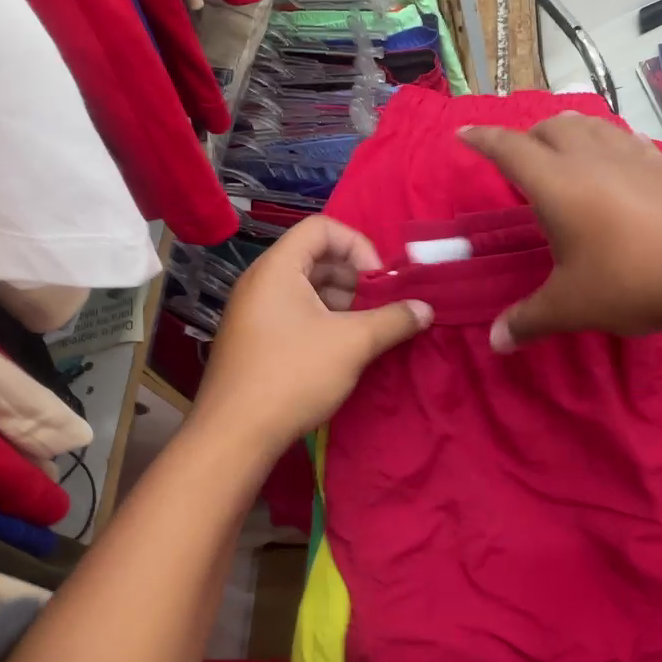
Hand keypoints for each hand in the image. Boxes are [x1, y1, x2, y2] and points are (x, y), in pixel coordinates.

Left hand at [193, 216, 430, 446]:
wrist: (235, 433)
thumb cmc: (293, 375)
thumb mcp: (353, 344)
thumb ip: (393, 320)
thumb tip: (426, 309)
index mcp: (277, 268)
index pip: (322, 228)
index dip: (358, 246)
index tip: (380, 281)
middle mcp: (261, 282)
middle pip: (316, 258)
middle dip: (356, 279)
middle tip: (382, 309)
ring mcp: (255, 312)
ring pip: (309, 290)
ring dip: (344, 304)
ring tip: (368, 333)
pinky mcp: (256, 341)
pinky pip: (296, 315)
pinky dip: (325, 323)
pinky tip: (344, 352)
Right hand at [458, 113, 661, 351]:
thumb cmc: (632, 282)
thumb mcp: (572, 307)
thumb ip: (529, 320)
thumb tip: (496, 341)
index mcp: (558, 184)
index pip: (510, 150)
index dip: (483, 139)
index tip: (464, 134)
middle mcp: (592, 158)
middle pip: (550, 128)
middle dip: (526, 137)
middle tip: (518, 159)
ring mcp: (634, 157)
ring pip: (590, 125)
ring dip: (566, 132)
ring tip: (561, 152)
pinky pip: (625, 140)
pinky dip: (606, 143)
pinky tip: (614, 164)